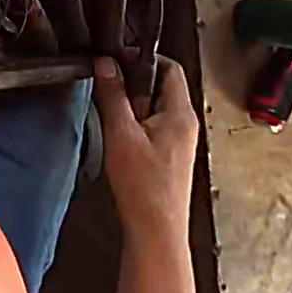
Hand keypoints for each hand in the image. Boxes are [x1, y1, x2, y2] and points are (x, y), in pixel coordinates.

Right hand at [94, 55, 199, 246]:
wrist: (155, 234)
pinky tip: (119, 136)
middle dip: (134, 83)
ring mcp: (178, 140)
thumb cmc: (144, 188)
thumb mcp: (121, 134)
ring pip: (154, 105)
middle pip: (160, 84)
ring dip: (132, 105)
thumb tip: (106, 63)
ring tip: (114, 118)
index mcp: (181, 113)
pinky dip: (135, 123)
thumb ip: (113, 94)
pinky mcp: (169, 154)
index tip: (119, 59)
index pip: (170, 66)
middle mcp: (185, 123)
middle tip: (111, 91)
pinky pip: (152, 124)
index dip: (144, 57)